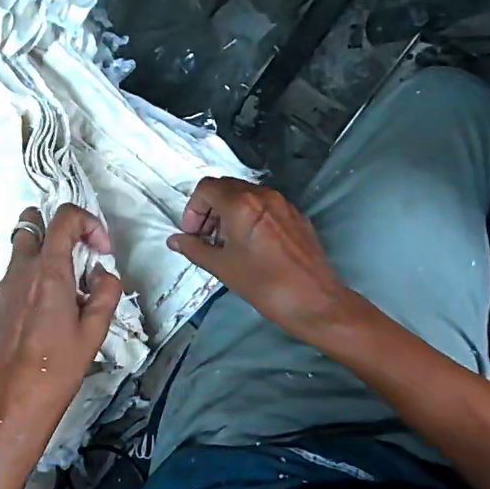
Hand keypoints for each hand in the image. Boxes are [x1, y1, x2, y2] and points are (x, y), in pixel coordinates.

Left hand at [0, 204, 122, 478]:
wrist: (13, 400)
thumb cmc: (58, 367)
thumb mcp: (95, 331)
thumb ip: (105, 292)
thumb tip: (103, 274)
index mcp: (48, 271)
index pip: (63, 217)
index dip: (89, 222)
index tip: (102, 250)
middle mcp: (21, 269)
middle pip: (32, 220)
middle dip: (59, 228)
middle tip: (81, 255)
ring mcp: (5, 284)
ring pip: (23, 246)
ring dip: (47, 250)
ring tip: (69, 284)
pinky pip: (17, 271)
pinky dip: (36, 273)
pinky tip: (52, 307)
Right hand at [167, 177, 363, 340]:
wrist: (314, 300)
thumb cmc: (264, 283)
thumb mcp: (222, 267)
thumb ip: (195, 248)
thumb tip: (176, 240)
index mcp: (241, 204)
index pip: (206, 188)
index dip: (193, 209)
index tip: (193, 234)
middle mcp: (263, 195)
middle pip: (226, 188)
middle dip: (209, 209)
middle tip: (204, 237)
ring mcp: (283, 204)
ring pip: (246, 196)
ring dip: (228, 213)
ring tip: (226, 243)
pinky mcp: (296, 216)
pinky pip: (265, 206)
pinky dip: (249, 217)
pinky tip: (250, 246)